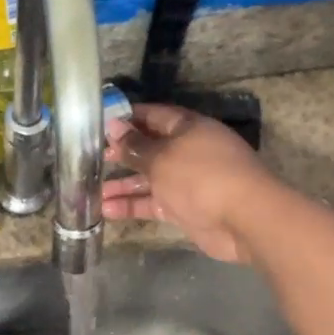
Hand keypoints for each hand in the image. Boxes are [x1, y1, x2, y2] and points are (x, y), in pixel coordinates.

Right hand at [104, 104, 272, 262]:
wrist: (243, 219)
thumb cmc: (201, 177)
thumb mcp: (162, 158)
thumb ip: (135, 146)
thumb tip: (114, 127)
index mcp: (187, 128)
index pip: (154, 115)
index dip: (128, 117)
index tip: (99, 122)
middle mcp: (187, 151)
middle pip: (149, 148)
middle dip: (122, 153)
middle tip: (91, 157)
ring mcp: (186, 181)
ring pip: (148, 179)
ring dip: (122, 184)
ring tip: (91, 190)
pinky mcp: (184, 208)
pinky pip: (152, 203)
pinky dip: (132, 205)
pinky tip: (106, 211)